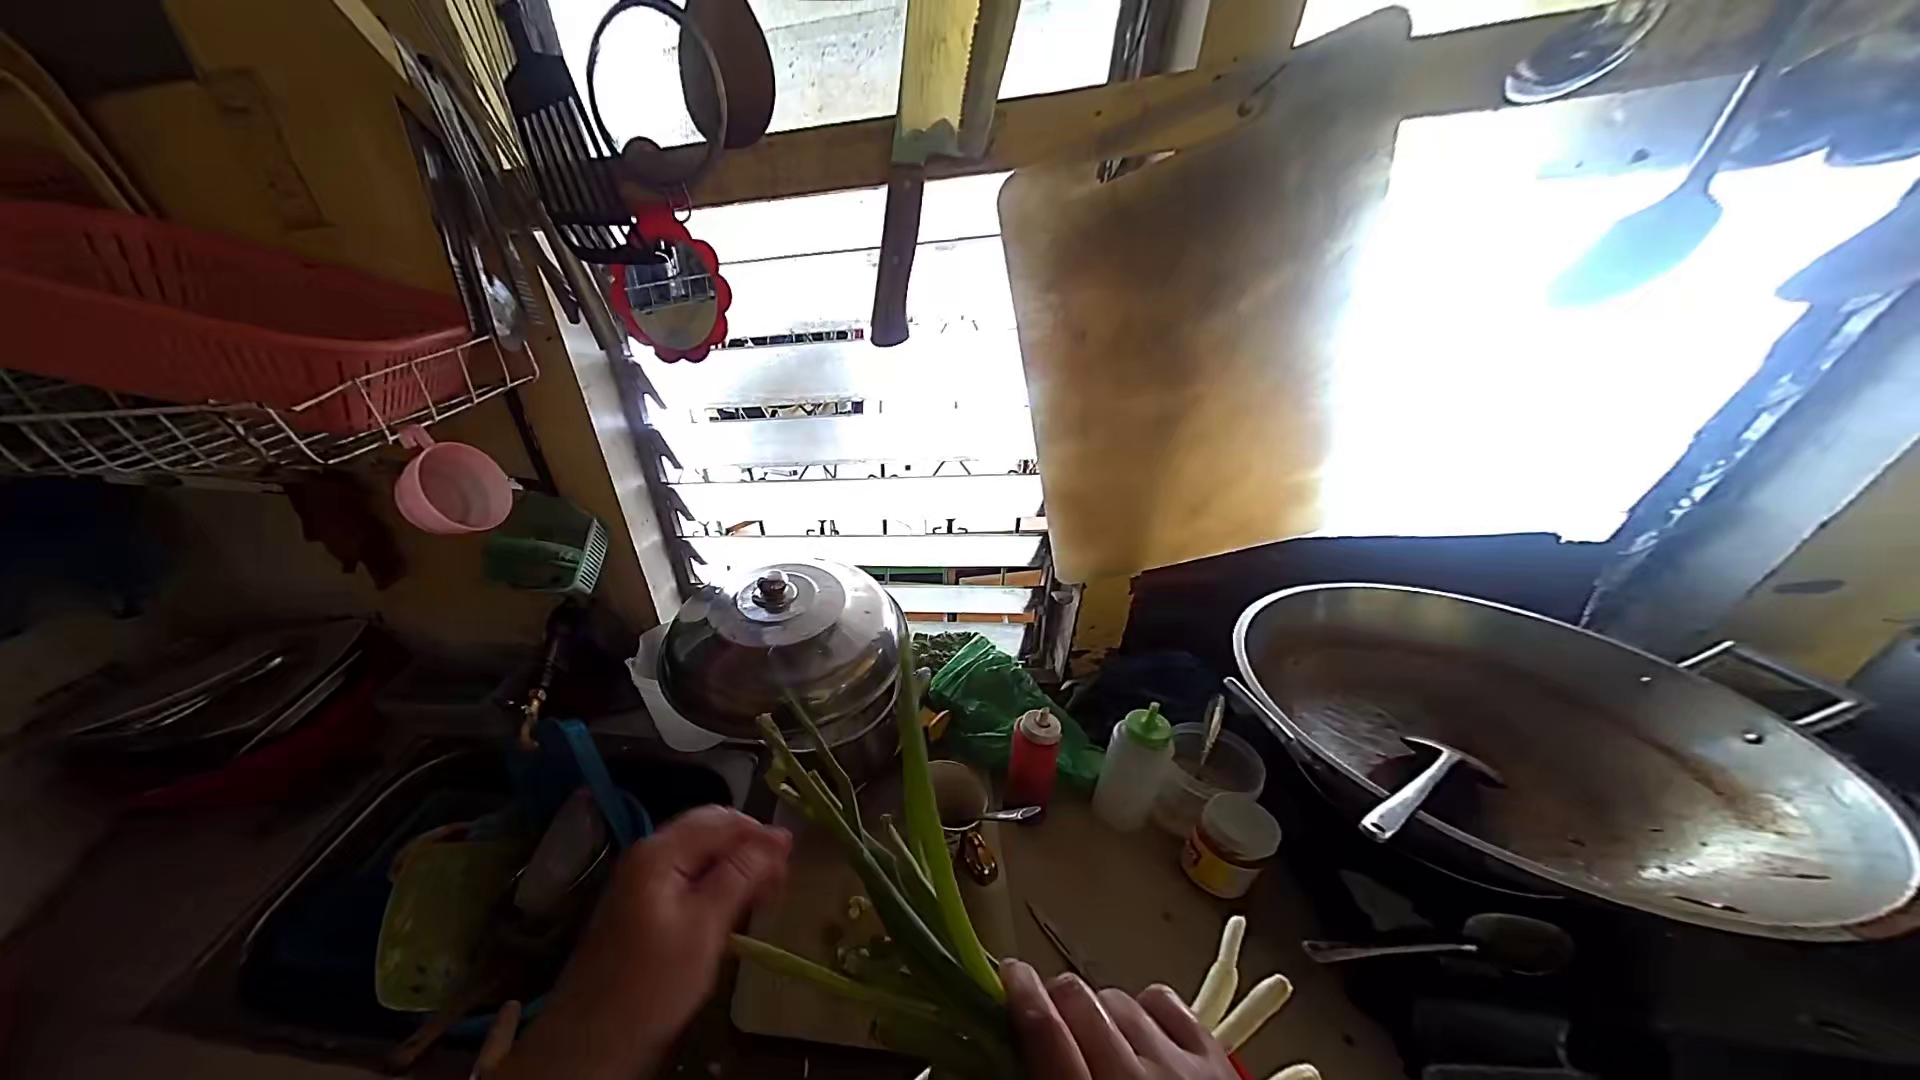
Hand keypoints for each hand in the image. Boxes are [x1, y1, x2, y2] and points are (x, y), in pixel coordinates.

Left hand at [498, 806, 790, 1079]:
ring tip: (765, 890)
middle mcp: (649, 854)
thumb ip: (740, 876)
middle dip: (748, 845)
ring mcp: (642, 877)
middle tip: (780, 872)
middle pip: (710, 830)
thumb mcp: (705, 929)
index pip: (723, 822)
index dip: (761, 833)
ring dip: (735, 863)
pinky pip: (688, 873)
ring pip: (701, 851)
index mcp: (660, 853)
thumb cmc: (650, 986)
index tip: (793, 853)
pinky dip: (716, 880)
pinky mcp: (643, 901)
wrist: (587, 1047)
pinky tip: (734, 903)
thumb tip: (777, 838)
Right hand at [1004, 960, 1239, 1079]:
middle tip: (1053, 1018)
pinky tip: (1143, 1036)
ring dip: (1101, 1012)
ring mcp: (1179, 1066)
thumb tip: (1014, 1057)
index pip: (1044, 1028)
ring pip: (1117, 997)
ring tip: (1103, 1040)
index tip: (1009, 974)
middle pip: (1077, 997)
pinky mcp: (1215, 1059)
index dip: (1020, 990)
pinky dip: (1146, 1010)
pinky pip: (1163, 1000)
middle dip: (1057, 999)